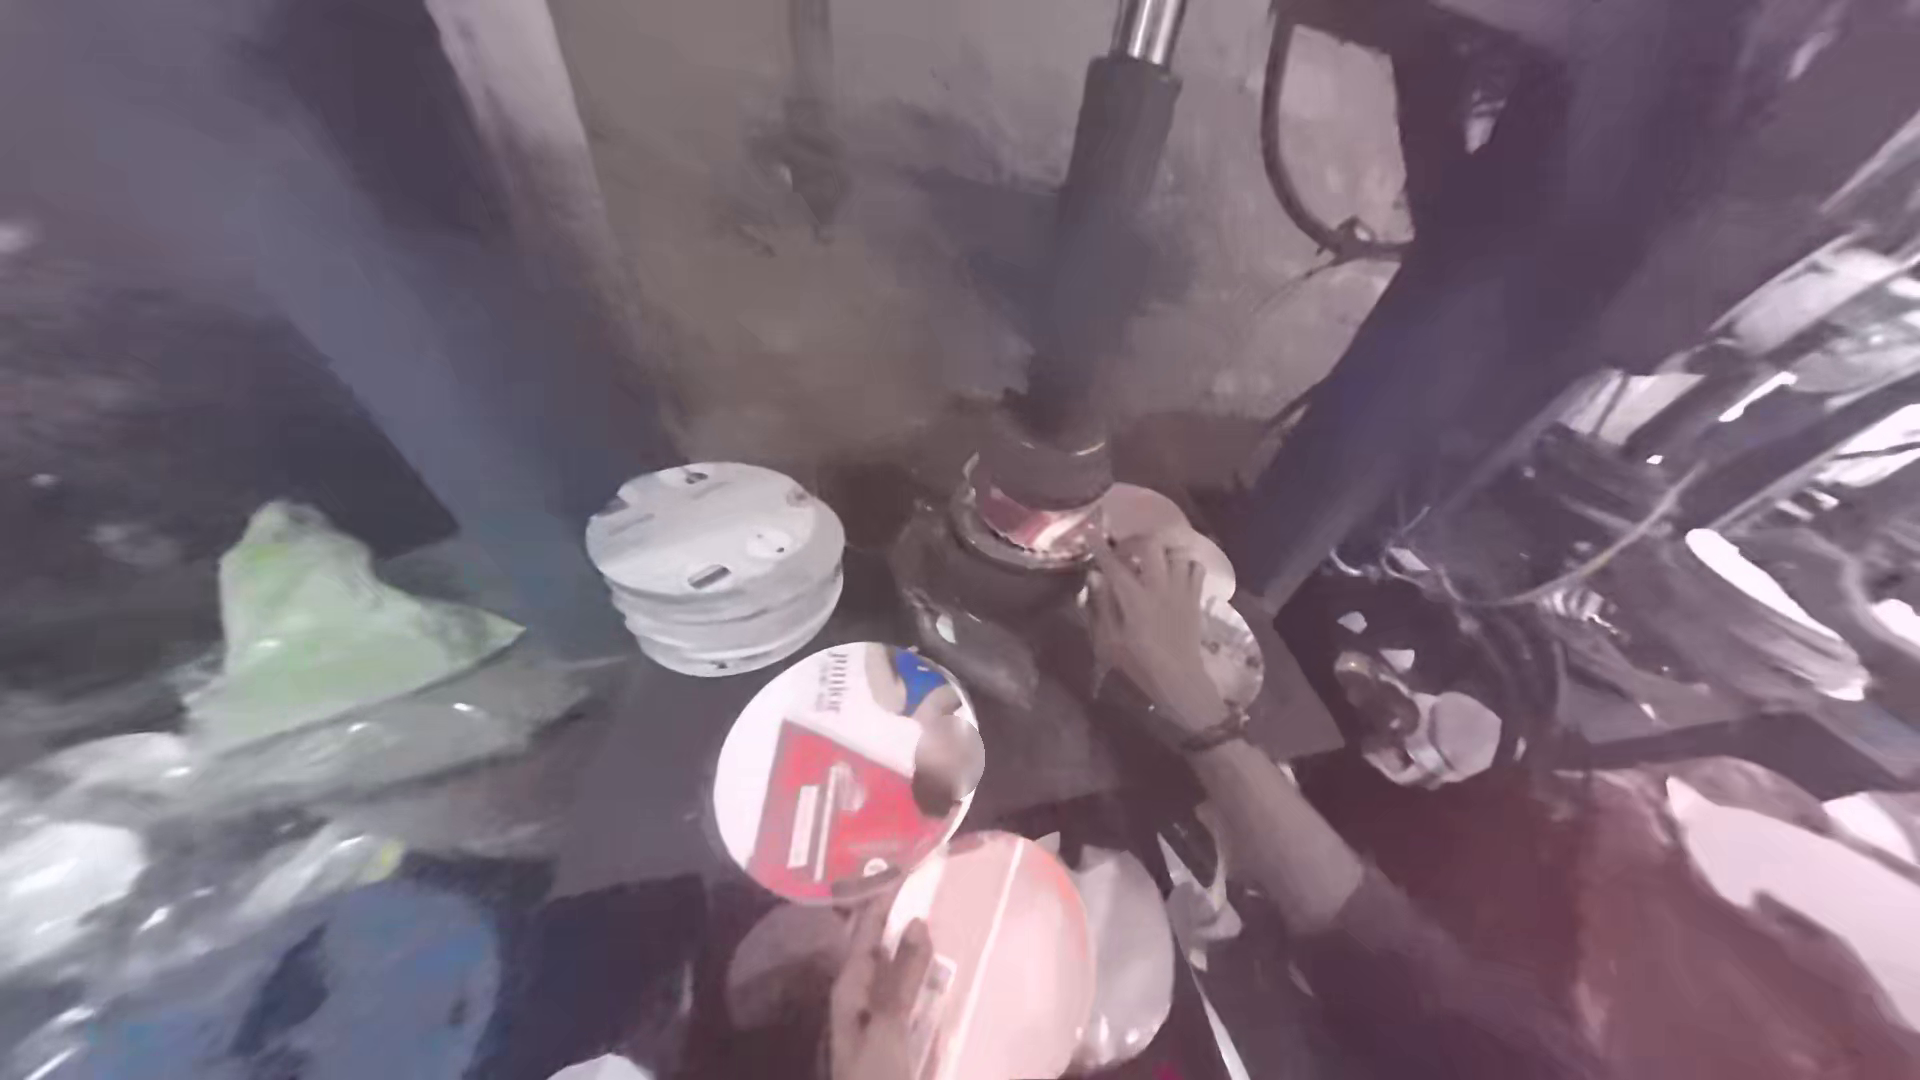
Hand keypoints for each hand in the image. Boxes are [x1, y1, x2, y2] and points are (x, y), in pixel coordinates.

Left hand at [830, 898, 935, 1079]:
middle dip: (900, 916)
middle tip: (929, 884)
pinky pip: (906, 990)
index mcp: (850, 982)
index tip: (909, 865)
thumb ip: (905, 972)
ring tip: (938, 918)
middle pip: (880, 942)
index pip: (867, 925)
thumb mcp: (890, 1022)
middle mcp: (858, 990)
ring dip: (912, 945)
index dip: (886, 895)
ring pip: (894, 964)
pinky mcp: (889, 1032)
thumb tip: (918, 918)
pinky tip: (938, 971)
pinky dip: (920, 975)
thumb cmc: (875, 1074)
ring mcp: (874, 1012)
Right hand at [1089, 536, 1230, 734]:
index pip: (1114, 564)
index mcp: (1134, 599)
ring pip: (1176, 550)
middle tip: (1123, 550)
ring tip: (1150, 559)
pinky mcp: (1196, 596)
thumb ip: (1101, 605)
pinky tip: (1172, 572)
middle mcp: (1160, 587)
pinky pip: (1195, 566)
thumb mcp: (1109, 641)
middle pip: (1150, 544)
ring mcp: (1182, 589)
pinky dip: (1183, 563)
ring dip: (1160, 550)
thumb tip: (1095, 577)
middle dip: (1133, 540)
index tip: (1091, 533)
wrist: (1180, 680)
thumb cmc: (1139, 663)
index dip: (1100, 546)